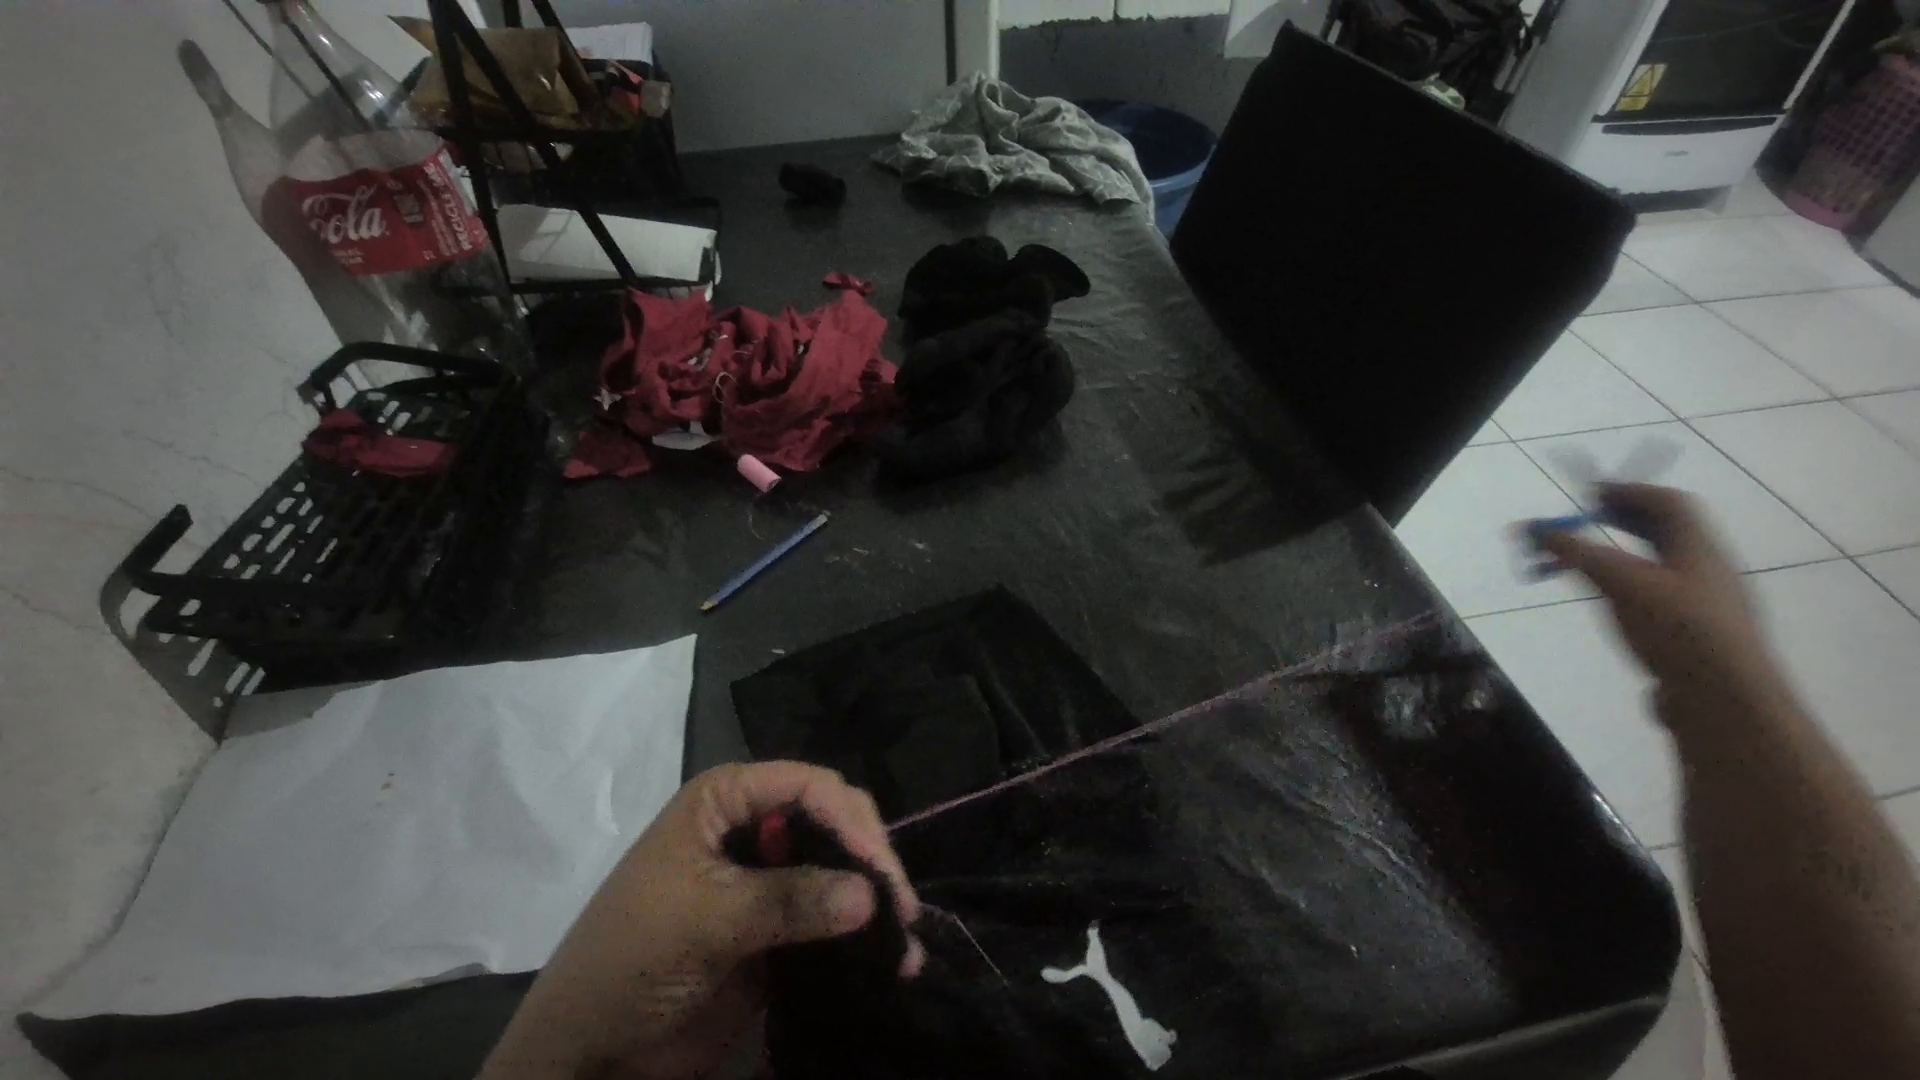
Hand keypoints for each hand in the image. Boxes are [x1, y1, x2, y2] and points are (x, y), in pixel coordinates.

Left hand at [479, 762, 923, 1079]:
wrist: (588, 1050)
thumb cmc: (632, 959)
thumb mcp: (707, 919)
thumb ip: (789, 900)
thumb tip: (870, 896)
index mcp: (724, 800)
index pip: (806, 786)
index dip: (848, 818)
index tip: (879, 869)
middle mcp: (750, 828)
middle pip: (831, 820)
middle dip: (868, 857)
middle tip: (901, 908)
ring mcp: (767, 880)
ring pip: (838, 869)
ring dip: (874, 898)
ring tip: (903, 940)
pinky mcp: (779, 929)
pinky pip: (831, 919)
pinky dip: (862, 934)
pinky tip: (891, 958)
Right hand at [1532, 483, 1789, 733]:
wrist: (1725, 702)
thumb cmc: (1678, 631)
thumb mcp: (1621, 583)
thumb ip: (1578, 554)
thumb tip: (1536, 530)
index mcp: (1699, 550)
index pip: (1669, 503)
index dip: (1629, 492)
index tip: (1588, 494)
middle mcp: (1707, 570)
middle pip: (1665, 533)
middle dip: (1619, 523)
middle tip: (1580, 524)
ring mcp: (1704, 605)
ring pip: (1659, 566)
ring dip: (1618, 556)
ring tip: (1581, 566)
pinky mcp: (1694, 635)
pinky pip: (1658, 596)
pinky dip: (1626, 587)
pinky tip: (1607, 605)